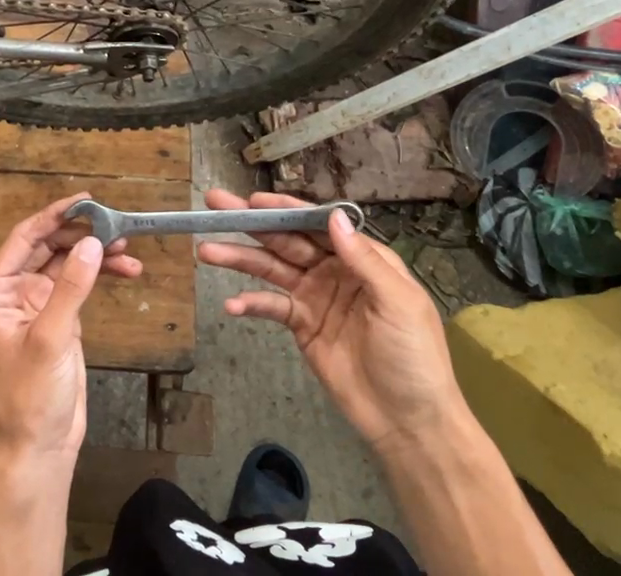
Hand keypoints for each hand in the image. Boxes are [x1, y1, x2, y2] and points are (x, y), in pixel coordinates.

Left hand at [0, 192, 142, 456]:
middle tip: (118, 225)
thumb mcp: (50, 337)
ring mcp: (38, 301)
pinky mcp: (60, 315)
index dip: (55, 215)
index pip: (25, 236)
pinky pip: (80, 282)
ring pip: (69, 261)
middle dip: (82, 234)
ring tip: (130, 248)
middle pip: (49, 245)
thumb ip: (71, 288)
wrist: (41, 442)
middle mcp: (13, 288)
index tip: (87, 200)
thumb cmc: (30, 394)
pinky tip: (127, 269)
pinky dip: (102, 273)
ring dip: (97, 253)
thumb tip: (93, 242)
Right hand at [197, 189, 466, 453]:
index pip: (317, 224)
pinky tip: (231, 305)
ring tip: (206, 251)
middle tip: (214, 205)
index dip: (285, 209)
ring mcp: (315, 298)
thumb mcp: (399, 303)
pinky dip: (250, 303)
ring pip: (271, 269)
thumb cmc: (414, 356)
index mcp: (362, 259)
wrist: (409, 421)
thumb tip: (333, 216)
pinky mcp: (302, 327)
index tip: (253, 199)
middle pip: (287, 240)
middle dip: (251, 223)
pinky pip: (271, 306)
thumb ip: (364, 259)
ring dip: (239, 258)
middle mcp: (335, 271)